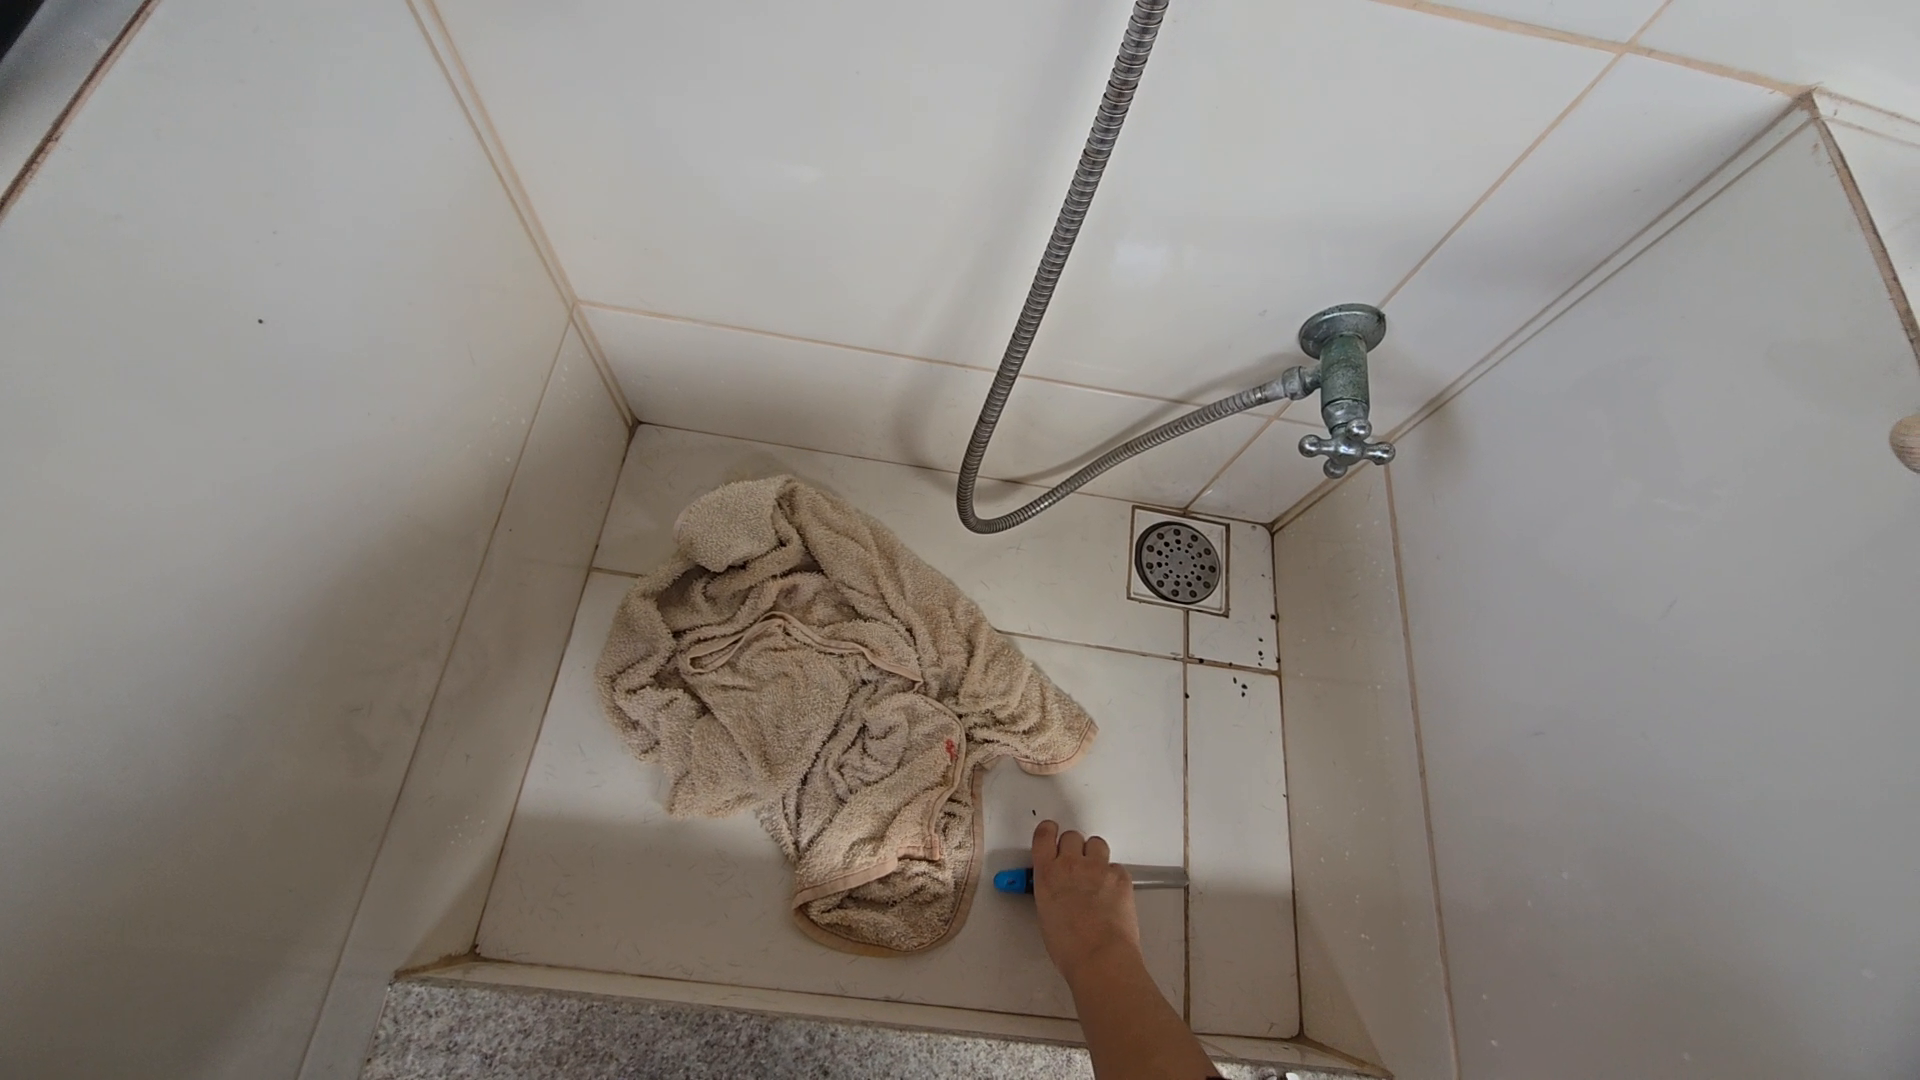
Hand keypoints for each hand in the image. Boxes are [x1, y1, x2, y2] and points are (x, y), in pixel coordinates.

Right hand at [1030, 820, 1141, 984]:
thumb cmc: (1070, 948)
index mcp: (1047, 875)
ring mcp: (1097, 868)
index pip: (1044, 836)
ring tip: (1097, 874)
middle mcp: (1070, 864)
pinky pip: (1116, 867)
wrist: (1101, 958)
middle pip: (1071, 836)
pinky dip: (1115, 876)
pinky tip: (1113, 894)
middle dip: (1074, 847)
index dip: (1048, 831)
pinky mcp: (1120, 876)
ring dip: (1095, 855)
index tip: (1051, 831)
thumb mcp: (1047, 917)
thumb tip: (1059, 893)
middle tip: (1077, 862)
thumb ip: (1051, 894)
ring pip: (1096, 844)